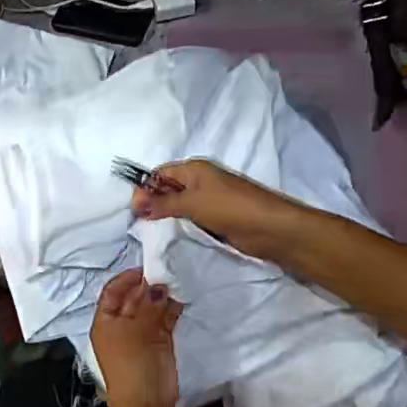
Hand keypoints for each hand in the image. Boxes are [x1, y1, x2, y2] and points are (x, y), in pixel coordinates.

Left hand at [91, 269, 183, 406]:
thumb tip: (157, 283)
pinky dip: (172, 309)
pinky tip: (182, 298)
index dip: (127, 278)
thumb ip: (149, 304)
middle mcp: (120, 325)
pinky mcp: (159, 343)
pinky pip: (164, 320)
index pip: (112, 291)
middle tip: (169, 271)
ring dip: (162, 296)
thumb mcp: (138, 331)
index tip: (147, 267)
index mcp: (105, 322)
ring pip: (151, 308)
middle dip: (149, 285)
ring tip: (178, 281)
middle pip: (133, 297)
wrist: (146, 406)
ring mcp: (140, 335)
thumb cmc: (133, 365)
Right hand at [130, 159, 302, 262]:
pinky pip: (189, 220)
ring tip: (151, 232)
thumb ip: (162, 203)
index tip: (134, 210)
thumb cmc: (231, 208)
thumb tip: (135, 203)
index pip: (159, 173)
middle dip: (152, 204)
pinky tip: (170, 237)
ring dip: (165, 218)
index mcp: (194, 169)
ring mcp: (208, 200)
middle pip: (166, 189)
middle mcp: (199, 181)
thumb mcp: (192, 203)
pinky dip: (180, 227)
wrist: (272, 229)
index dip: (145, 189)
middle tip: (140, 224)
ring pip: (177, 207)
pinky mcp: (214, 219)